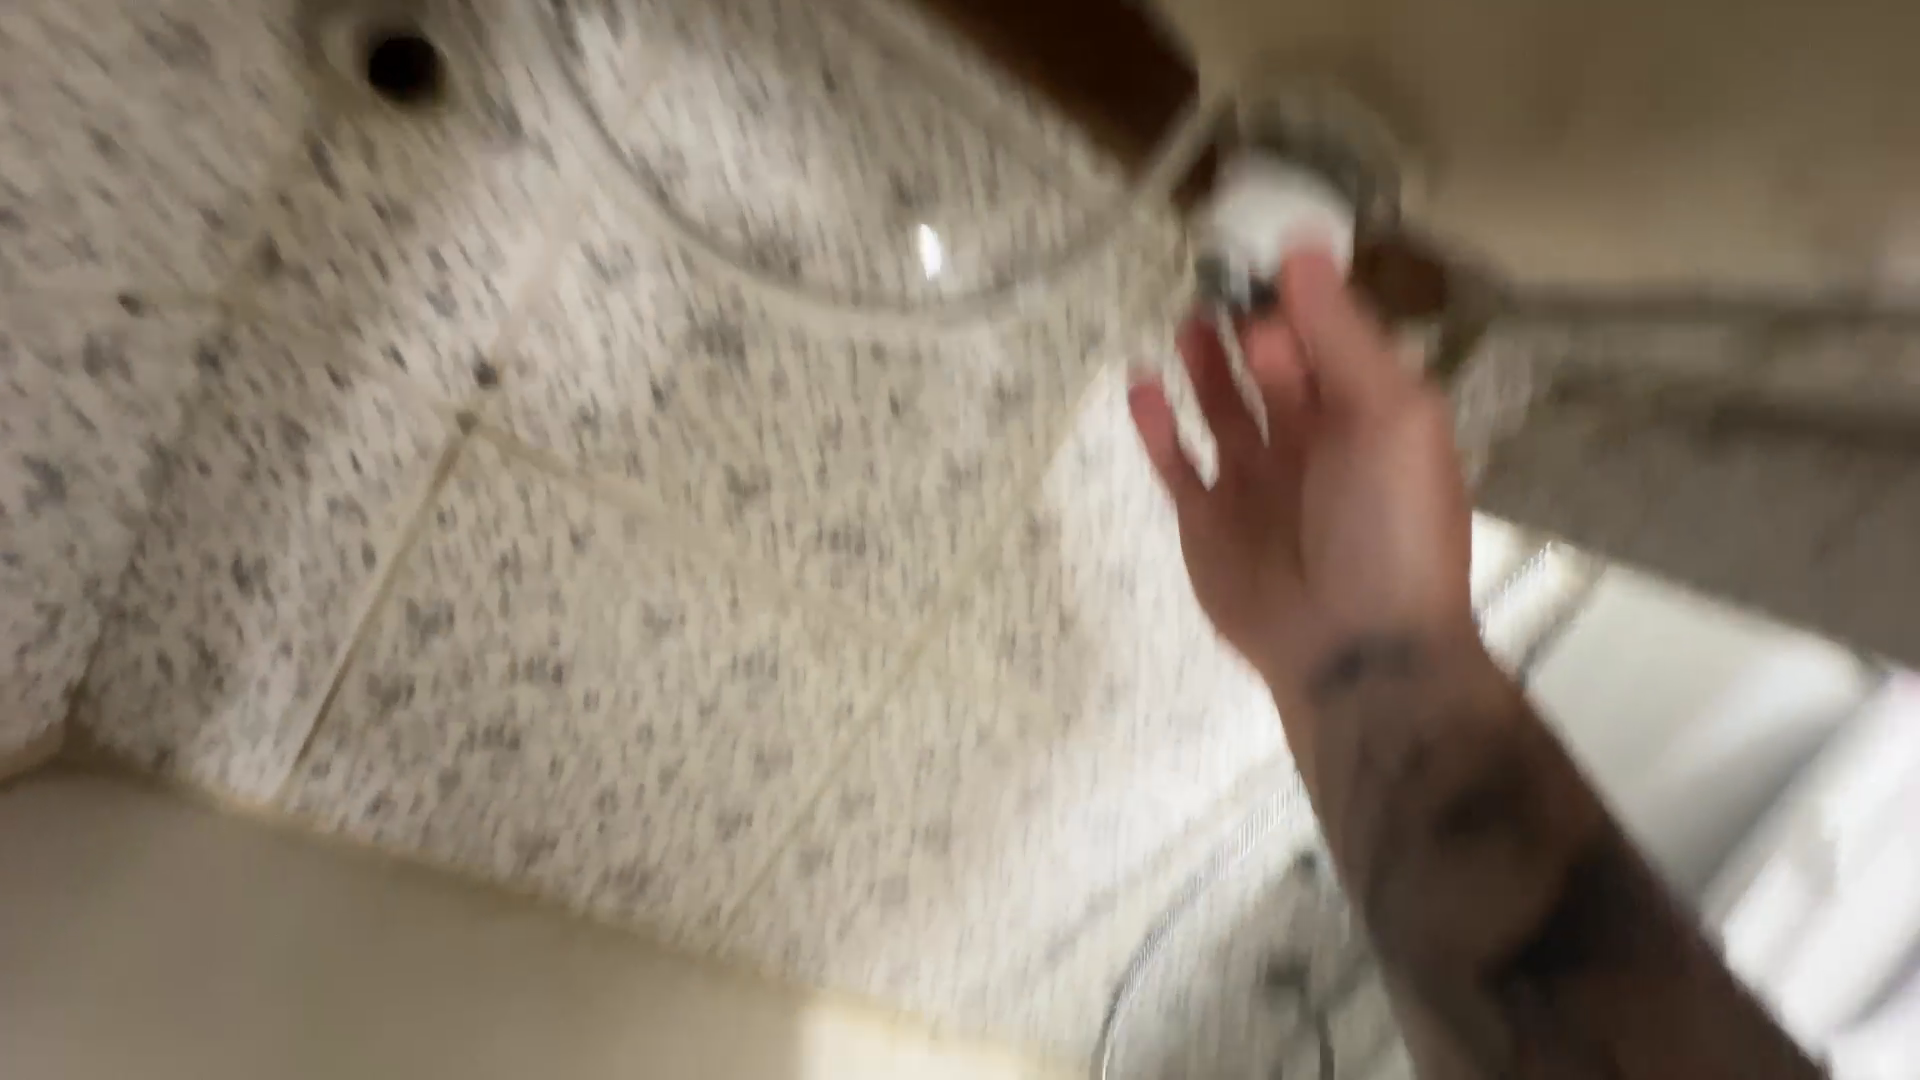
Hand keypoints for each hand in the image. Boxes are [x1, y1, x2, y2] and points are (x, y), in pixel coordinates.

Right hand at [1128, 251, 1476, 709]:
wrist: (1351, 644)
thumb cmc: (1386, 523)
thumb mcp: (1389, 415)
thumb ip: (1342, 335)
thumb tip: (1303, 248)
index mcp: (1365, 420)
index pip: (1328, 346)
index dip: (1299, 309)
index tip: (1267, 276)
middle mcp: (1308, 445)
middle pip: (1271, 374)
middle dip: (1249, 332)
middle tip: (1220, 295)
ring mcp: (1252, 483)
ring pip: (1220, 412)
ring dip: (1203, 369)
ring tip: (1185, 328)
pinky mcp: (1204, 518)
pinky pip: (1175, 463)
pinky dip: (1157, 426)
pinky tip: (1142, 388)